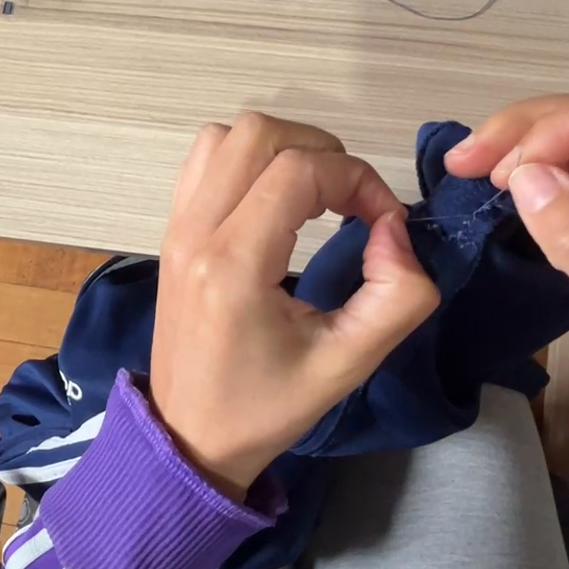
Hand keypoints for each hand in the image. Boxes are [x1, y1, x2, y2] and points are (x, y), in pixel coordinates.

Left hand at [151, 113, 441, 497]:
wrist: (189, 435)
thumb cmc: (267, 407)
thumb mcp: (348, 362)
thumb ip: (397, 294)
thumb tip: (393, 227)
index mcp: (233, 265)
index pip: (298, 170)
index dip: (357, 178)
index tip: (384, 220)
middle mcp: (194, 233)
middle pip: (257, 134)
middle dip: (321, 151)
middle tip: (351, 199)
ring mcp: (175, 228)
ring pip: (224, 137)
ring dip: (280, 149)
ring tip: (315, 194)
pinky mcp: (171, 233)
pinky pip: (204, 163)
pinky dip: (247, 161)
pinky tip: (274, 202)